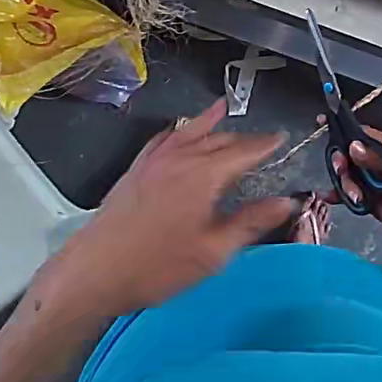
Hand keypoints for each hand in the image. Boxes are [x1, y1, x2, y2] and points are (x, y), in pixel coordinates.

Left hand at [32, 100, 294, 321]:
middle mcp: (180, 159)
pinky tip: (179, 129)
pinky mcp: (136, 169)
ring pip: (190, 132)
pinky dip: (178, 129)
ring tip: (223, 110)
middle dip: (244, 138)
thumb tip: (287, 202)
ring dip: (211, 123)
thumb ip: (252, 222)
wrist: (94, 271)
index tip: (282, 138)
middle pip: (220, 139)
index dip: (266, 144)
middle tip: (262, 141)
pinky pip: (162, 139)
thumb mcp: (214, 251)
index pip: (244, 151)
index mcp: (204, 176)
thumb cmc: (158, 266)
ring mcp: (154, 161)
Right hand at [316, 121, 381, 248]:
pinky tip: (330, 196)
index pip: (364, 135)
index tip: (327, 123)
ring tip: (357, 196)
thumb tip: (353, 147)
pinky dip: (338, 194)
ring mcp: (373, 181)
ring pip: (348, 175)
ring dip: (346, 184)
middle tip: (341, 168)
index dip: (346, 130)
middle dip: (342, 161)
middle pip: (350, 155)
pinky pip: (348, 193)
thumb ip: (377, 158)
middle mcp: (379, 162)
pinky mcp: (368, 199)